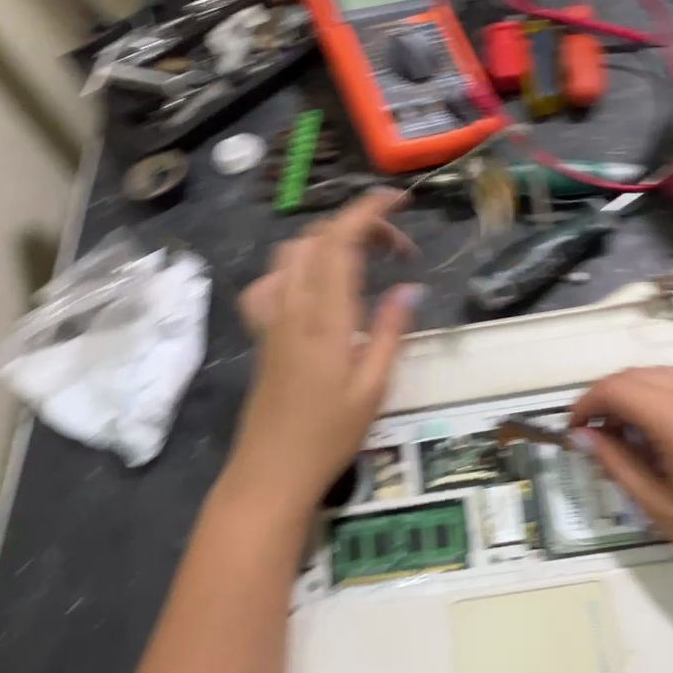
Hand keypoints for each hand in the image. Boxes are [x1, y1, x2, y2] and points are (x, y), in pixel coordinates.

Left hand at [225, 189, 422, 510]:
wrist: (270, 472)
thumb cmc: (329, 435)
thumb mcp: (374, 386)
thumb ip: (391, 330)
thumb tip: (410, 285)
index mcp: (326, 316)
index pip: (340, 240)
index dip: (367, 210)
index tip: (399, 201)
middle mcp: (294, 305)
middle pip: (318, 237)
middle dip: (359, 225)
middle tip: (398, 250)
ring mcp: (272, 316)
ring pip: (292, 251)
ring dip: (329, 240)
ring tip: (363, 261)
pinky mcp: (262, 331)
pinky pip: (270, 281)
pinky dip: (295, 267)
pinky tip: (314, 286)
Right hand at [570, 367, 672, 587]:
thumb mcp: (661, 508)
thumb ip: (618, 464)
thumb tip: (583, 437)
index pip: (616, 389)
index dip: (586, 404)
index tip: (574, 430)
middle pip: (637, 375)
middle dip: (608, 396)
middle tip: (596, 434)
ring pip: (664, 373)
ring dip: (637, 392)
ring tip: (628, 431)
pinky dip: (666, 392)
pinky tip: (666, 428)